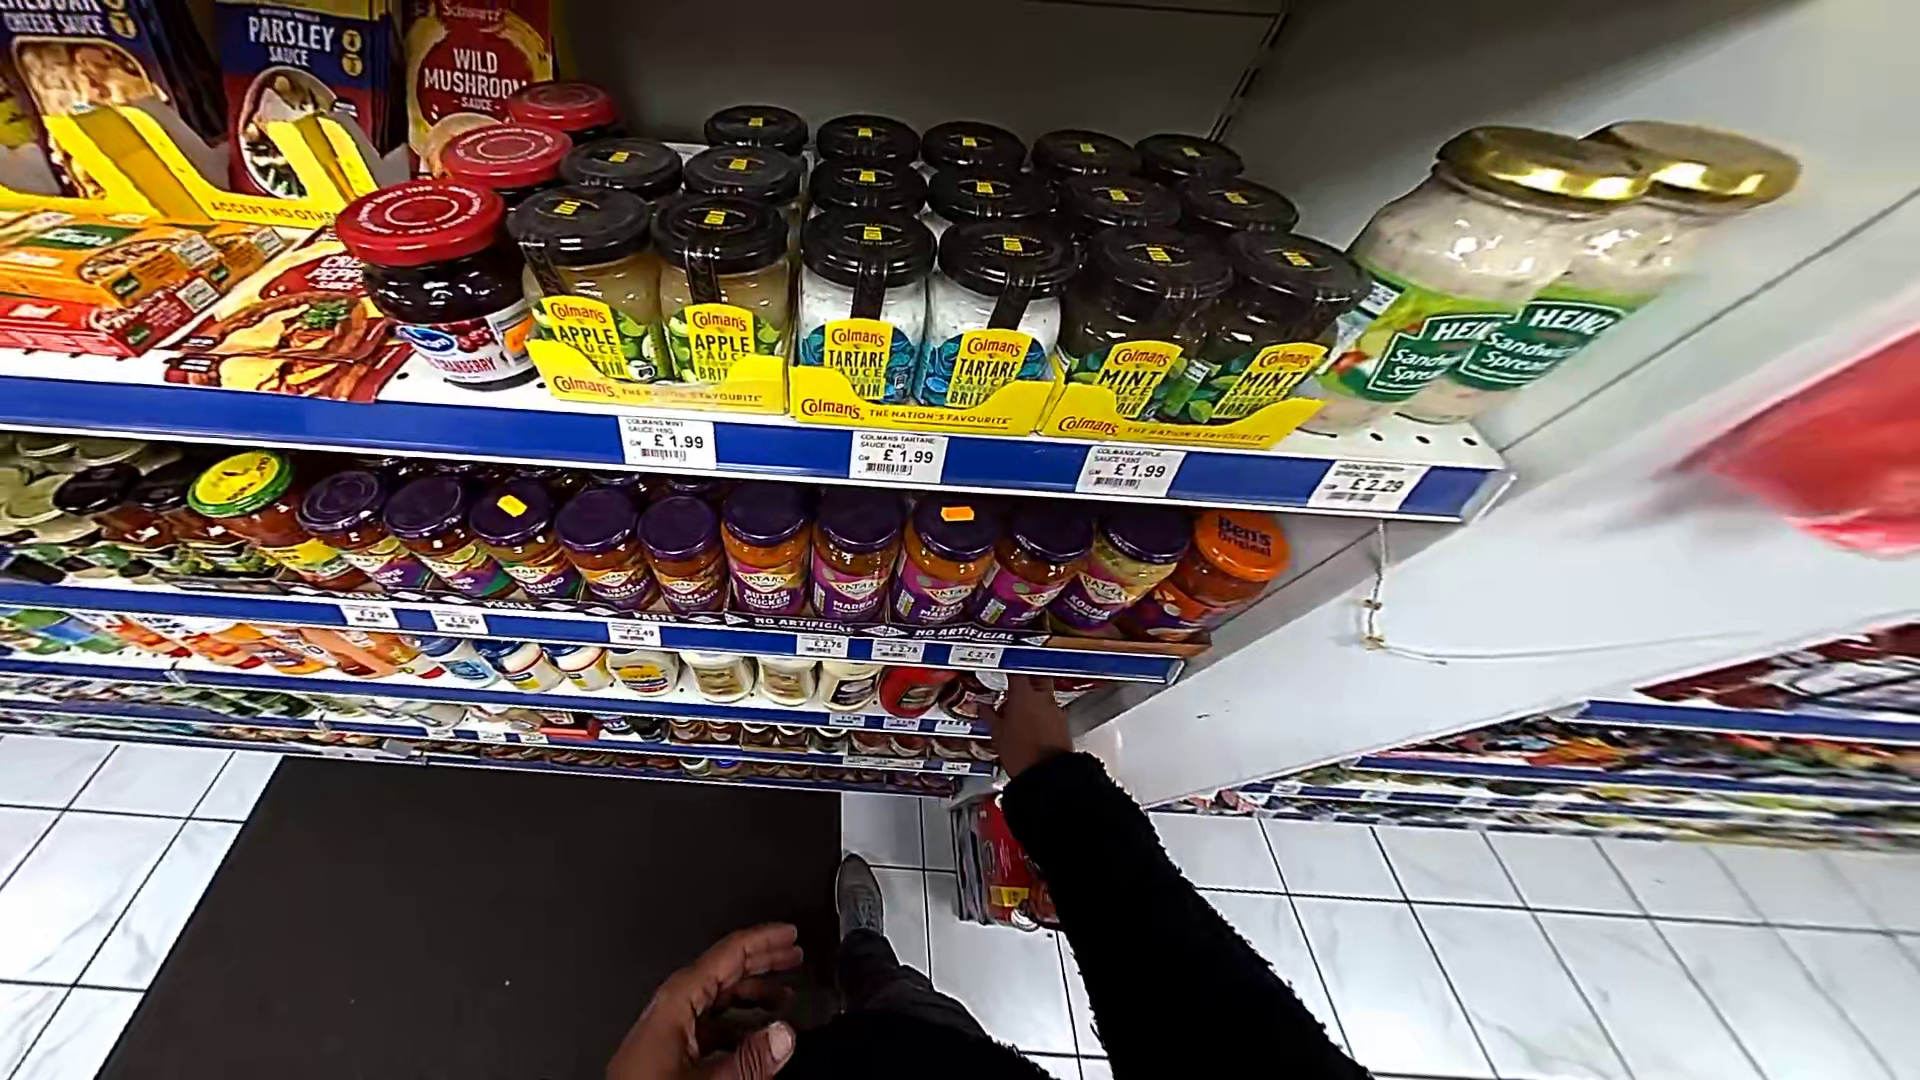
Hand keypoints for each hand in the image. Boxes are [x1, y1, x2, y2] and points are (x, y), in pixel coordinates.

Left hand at [607, 923, 803, 1079]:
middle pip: (725, 969)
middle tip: (795, 956)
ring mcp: (664, 1032)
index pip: (730, 951)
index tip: (791, 934)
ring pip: (716, 997)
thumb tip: (785, 1033)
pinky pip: (707, 1024)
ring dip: (752, 994)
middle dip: (763, 962)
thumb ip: (750, 1060)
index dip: (765, 939)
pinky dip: (736, 1022)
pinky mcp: (662, 1056)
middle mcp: (669, 1008)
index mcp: (676, 1000)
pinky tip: (753, 1037)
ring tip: (783, 998)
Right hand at [982, 675, 1072, 777]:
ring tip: (1022, 705)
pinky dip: (1043, 712)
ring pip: (1045, 693)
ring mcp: (1055, 710)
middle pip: (1036, 675)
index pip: (1016, 670)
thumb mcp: (997, 733)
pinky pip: (1052, 710)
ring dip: (1035, 695)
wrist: (1047, 776)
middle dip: (1026, 676)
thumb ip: (989, 715)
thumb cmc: (1021, 754)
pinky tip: (1034, 723)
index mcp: (1023, 694)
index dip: (1010, 665)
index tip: (1004, 665)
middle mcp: (1042, 698)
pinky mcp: (1063, 724)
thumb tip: (982, 707)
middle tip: (1016, 680)